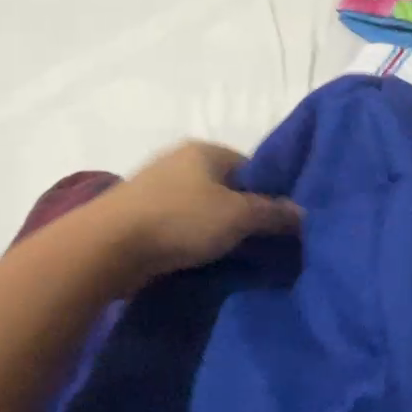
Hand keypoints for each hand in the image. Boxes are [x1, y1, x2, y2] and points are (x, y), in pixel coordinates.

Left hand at [100, 142, 301, 283]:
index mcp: (205, 150)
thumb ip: (272, 213)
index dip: (268, 195)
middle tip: (260, 247)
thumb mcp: (237, 216)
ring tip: (232, 259)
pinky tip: (199, 261)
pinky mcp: (139, 215)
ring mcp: (156, 187)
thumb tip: (303, 212)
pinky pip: (178, 226)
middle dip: (242, 216)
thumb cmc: (180, 220)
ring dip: (215, 232)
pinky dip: (190, 241)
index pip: (251, 167)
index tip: (279, 226)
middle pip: (225, 189)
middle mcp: (180, 161)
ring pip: (201, 209)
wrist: (109, 246)